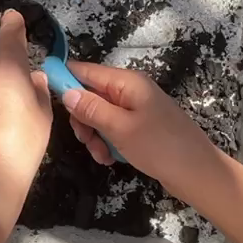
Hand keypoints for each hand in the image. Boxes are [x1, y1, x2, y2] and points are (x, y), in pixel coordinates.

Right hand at [58, 61, 222, 194]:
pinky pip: (114, 129)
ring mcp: (136, 109)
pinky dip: (109, 143)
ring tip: (103, 156)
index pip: (86, 70)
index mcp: (127, 82)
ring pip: (100, 116)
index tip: (45, 94)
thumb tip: (66, 90)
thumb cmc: (160, 146)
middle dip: (83, 118)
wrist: (197, 172)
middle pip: (91, 95)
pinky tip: (112, 159)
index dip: (65, 78)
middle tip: (85, 140)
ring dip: (95, 135)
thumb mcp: (120, 128)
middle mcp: (130, 90)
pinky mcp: (140, 127)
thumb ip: (92, 109)